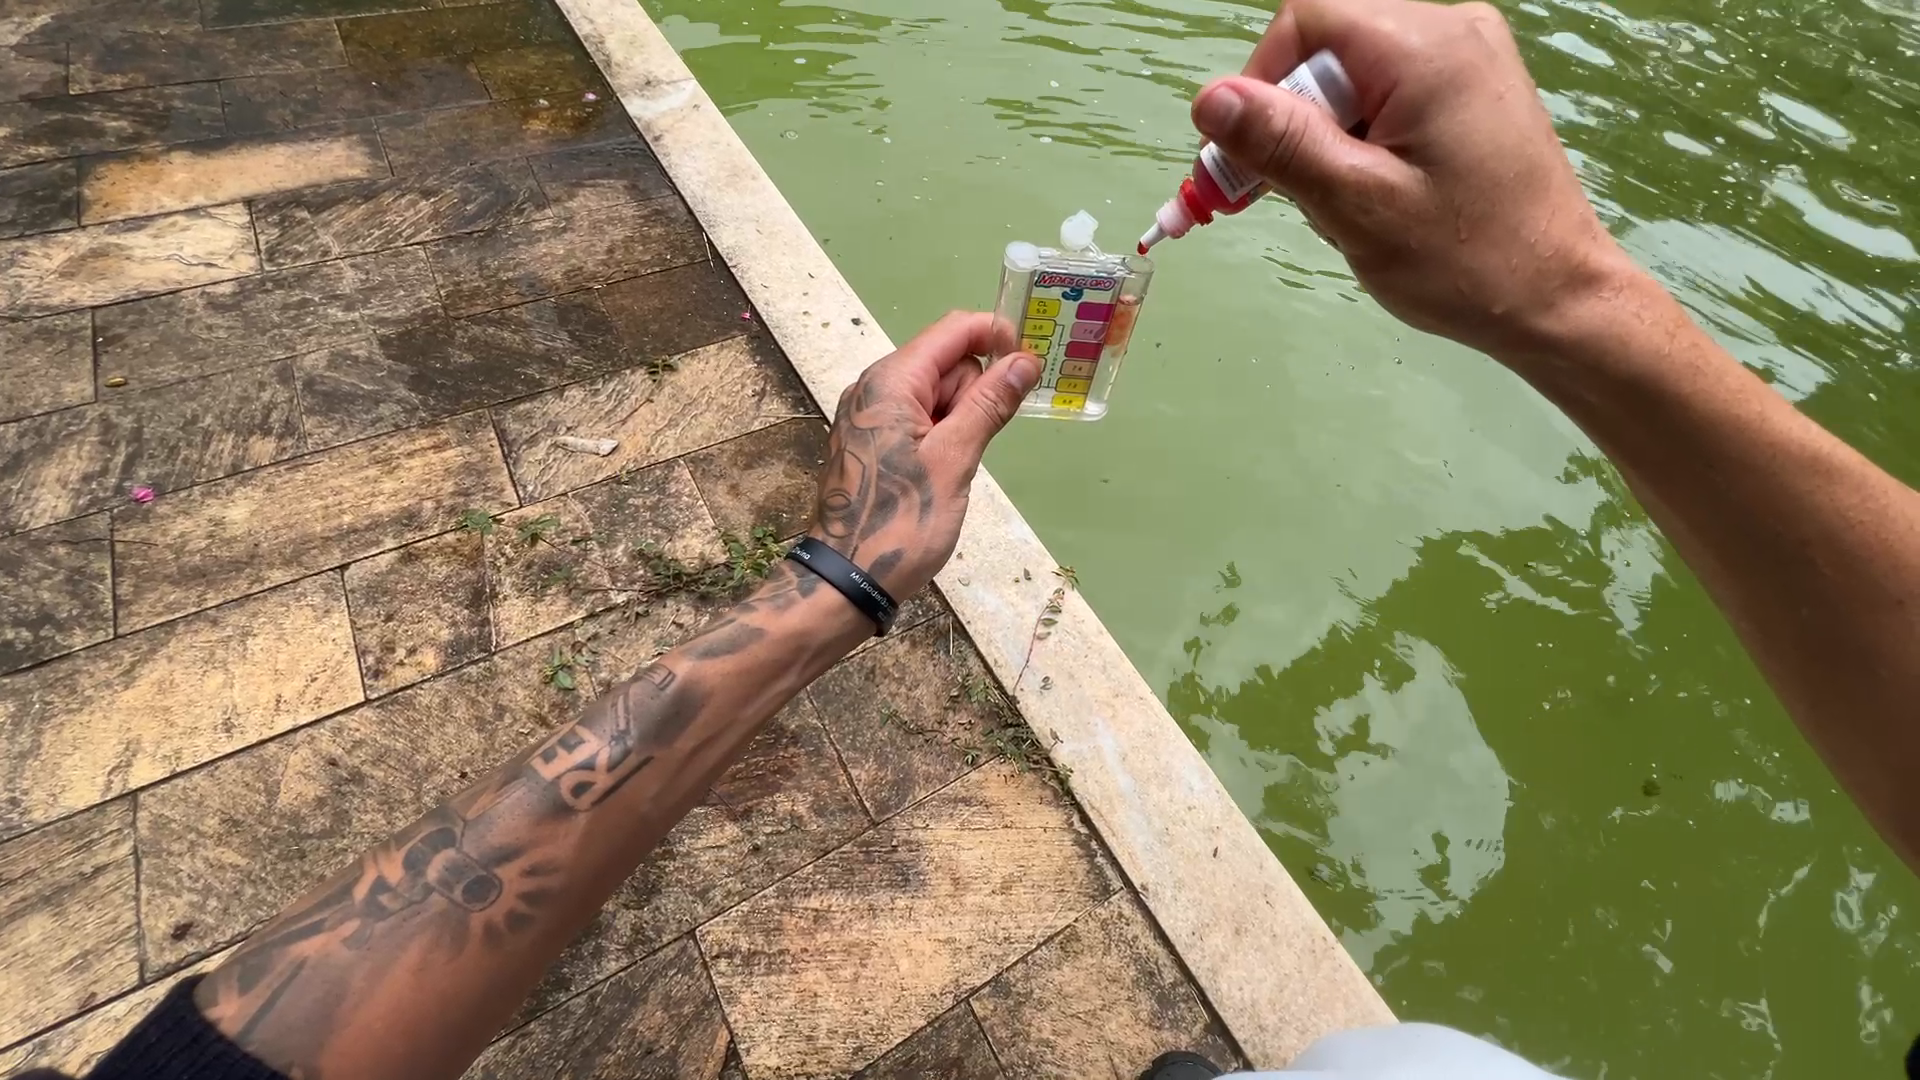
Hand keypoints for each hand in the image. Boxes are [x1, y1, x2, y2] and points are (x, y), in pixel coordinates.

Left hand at [810, 312, 1038, 599]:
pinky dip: (942, 437)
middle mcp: (875, 388)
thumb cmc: (903, 520)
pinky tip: (939, 472)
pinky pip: (919, 421)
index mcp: (891, 380)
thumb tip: (1024, 360)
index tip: (1028, 368)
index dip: (995, 336)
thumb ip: (989, 404)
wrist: (848, 580)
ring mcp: (870, 417)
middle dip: (974, 394)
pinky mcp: (872, 443)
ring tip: (950, 470)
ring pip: (936, 396)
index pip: (953, 330)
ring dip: (960, 422)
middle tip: (968, 449)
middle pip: (947, 364)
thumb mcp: (955, 459)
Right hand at [1191, 0, 1638, 359]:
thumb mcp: (1355, 203)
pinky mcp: (1462, 97)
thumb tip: (1208, 99)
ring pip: (1345, 85)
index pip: (1306, 23)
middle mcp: (1447, 33)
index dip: (1255, 85)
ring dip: (1318, 148)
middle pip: (1324, 53)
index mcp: (1424, 47)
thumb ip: (1281, 144)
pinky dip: (1350, 151)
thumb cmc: (1455, 258)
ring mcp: (1460, 63)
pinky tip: (1365, 198)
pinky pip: (1377, 105)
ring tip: (1341, 210)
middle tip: (1282, 198)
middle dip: (1288, 128)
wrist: (1548, 296)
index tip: (1241, 160)